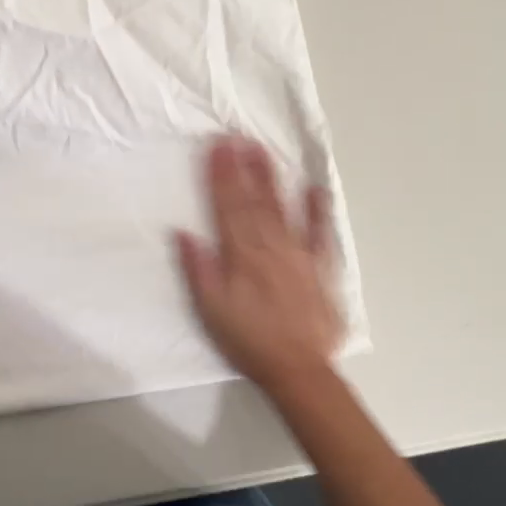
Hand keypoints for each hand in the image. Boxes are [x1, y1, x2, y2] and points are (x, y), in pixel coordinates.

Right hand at [176, 136, 346, 390]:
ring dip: (271, 177)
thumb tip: (183, 231)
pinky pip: (320, 233)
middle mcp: (270, 247)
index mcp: (241, 255)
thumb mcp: (211, 310)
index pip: (227, 206)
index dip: (220, 175)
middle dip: (242, 166)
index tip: (216, 147)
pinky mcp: (321, 267)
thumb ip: (198, 269)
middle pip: (253, 200)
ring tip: (263, 150)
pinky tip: (314, 188)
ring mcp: (299, 254)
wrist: (299, 370)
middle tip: (237, 136)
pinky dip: (318, 209)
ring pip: (282, 208)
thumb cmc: (248, 340)